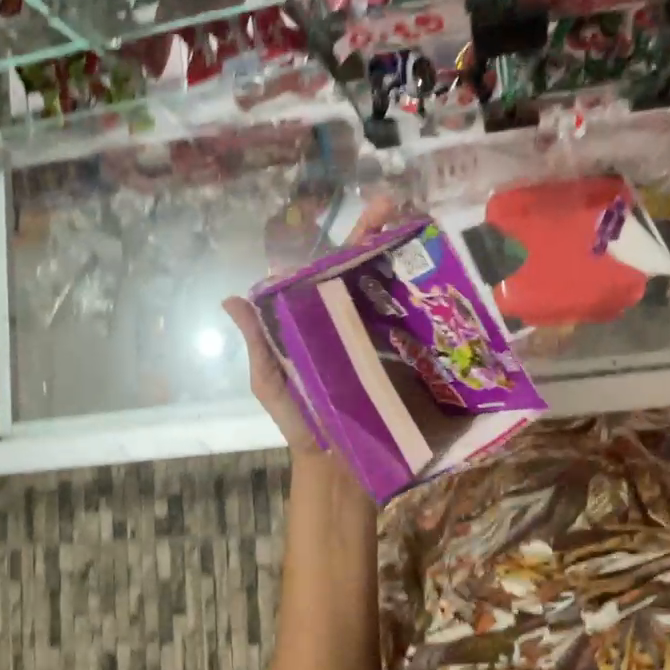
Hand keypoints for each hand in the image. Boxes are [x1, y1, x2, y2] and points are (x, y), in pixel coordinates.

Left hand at [224, 197, 402, 455]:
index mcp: (312, 320)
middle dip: (377, 234)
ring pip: (390, 287)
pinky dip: (425, 300)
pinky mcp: (402, 358)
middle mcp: (345, 319)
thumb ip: (257, 342)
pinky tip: (439, 278)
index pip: (326, 271)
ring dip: (404, 256)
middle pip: (362, 268)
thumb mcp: (270, 382)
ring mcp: (376, 336)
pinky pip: (413, 325)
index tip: (356, 218)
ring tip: (421, 225)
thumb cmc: (300, 422)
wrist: (339, 466)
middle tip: (394, 204)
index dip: (341, 242)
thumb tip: (230, 299)